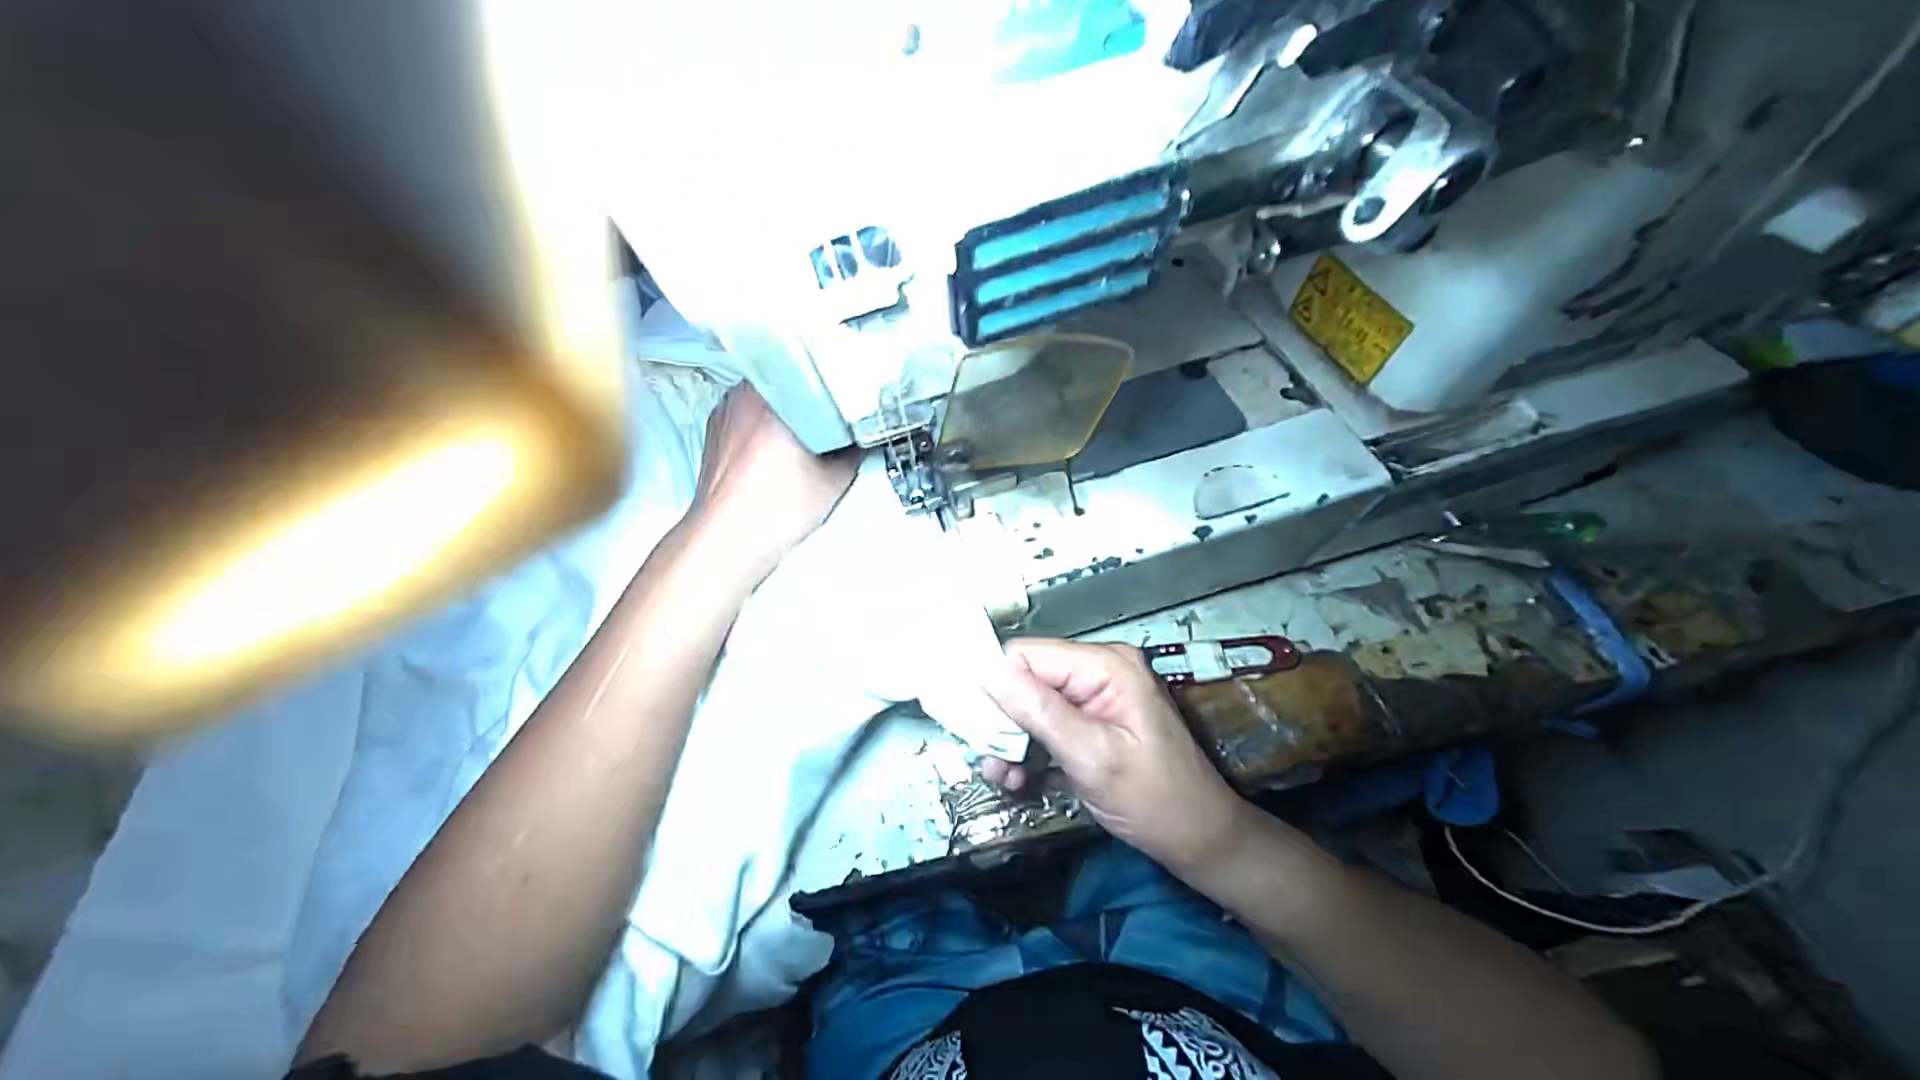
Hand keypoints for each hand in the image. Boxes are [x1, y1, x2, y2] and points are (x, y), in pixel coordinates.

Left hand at [685, 383, 857, 581]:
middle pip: (788, 379)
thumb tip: (864, 434)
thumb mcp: (835, 479)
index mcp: (772, 393)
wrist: (727, 540)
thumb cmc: (776, 509)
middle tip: (835, 413)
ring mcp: (724, 411)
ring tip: (810, 431)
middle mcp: (742, 393)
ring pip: (766, 397)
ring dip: (787, 409)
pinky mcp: (715, 431)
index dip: (836, 379)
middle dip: (812, 395)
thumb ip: (855, 449)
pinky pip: (748, 415)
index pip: (813, 368)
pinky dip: (766, 424)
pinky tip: (781, 447)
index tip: (852, 391)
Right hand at [982, 638, 1249, 872]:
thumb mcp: (1093, 757)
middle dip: (1002, 721)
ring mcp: (1094, 695)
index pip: (1025, 655)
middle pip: (1024, 679)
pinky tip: (1018, 778)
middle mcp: (1097, 669)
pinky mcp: (1089, 720)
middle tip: (992, 762)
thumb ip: (1040, 712)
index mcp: (1105, 665)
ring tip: (1005, 777)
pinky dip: (1028, 749)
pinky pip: (1044, 722)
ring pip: (1028, 704)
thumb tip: (987, 672)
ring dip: (1011, 742)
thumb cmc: (1154, 799)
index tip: (978, 730)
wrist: (1199, 840)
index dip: (996, 688)